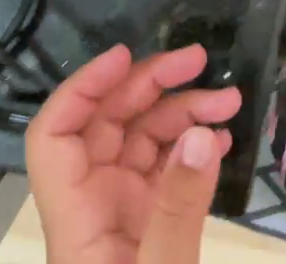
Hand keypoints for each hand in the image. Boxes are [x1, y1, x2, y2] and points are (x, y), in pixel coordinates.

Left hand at [25, 44, 242, 263]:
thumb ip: (178, 209)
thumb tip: (200, 135)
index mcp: (75, 216)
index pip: (55, 135)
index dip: (83, 87)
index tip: (125, 56)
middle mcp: (94, 205)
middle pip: (108, 124)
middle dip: (152, 84)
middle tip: (200, 59)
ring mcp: (124, 216)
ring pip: (144, 141)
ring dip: (185, 112)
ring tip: (231, 102)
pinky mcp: (152, 228)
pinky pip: (167, 170)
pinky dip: (193, 148)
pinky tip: (224, 138)